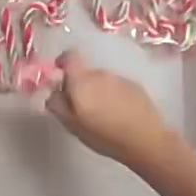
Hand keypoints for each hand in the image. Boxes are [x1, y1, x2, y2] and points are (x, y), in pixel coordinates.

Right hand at [46, 49, 177, 168]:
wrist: (143, 139)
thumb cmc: (101, 134)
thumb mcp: (71, 124)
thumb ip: (56, 104)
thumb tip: (52, 92)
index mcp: (82, 81)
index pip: (69, 56)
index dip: (62, 63)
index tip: (60, 79)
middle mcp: (101, 74)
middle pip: (84, 72)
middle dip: (79, 86)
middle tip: (79, 108)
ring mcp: (120, 79)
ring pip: (100, 80)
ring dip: (96, 92)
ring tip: (99, 114)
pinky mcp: (135, 86)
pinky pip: (116, 87)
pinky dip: (111, 96)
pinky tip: (116, 114)